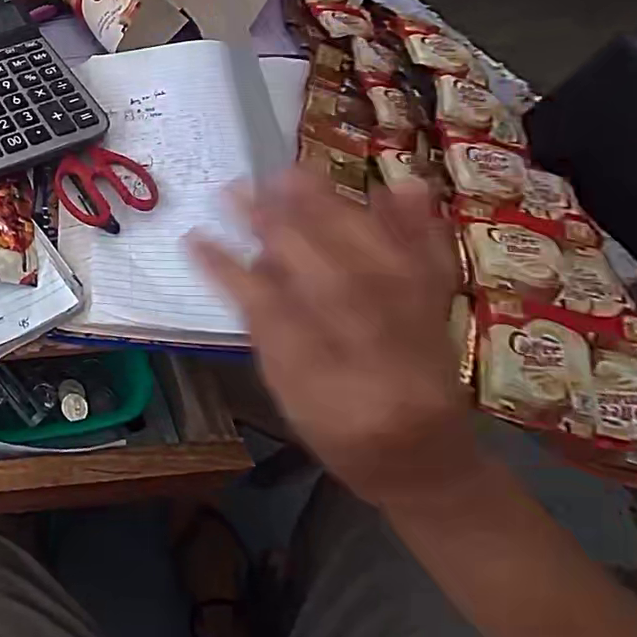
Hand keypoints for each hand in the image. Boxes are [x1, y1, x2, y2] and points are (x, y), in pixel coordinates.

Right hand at [188, 169, 480, 508]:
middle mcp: (382, 358)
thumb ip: (268, 336)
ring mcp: (419, 332)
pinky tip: (402, 184)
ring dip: (334, 213)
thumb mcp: (290, 399)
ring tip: (292, 172)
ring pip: (378, 265)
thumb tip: (244, 270)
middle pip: (330, 281)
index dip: (231, 275)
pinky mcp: (441, 314)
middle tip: (239, 188)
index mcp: (331, 390)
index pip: (273, 318)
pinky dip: (419, 224)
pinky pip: (435, 267)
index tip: (195, 239)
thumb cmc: (341, 438)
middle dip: (279, 230)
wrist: (427, 464)